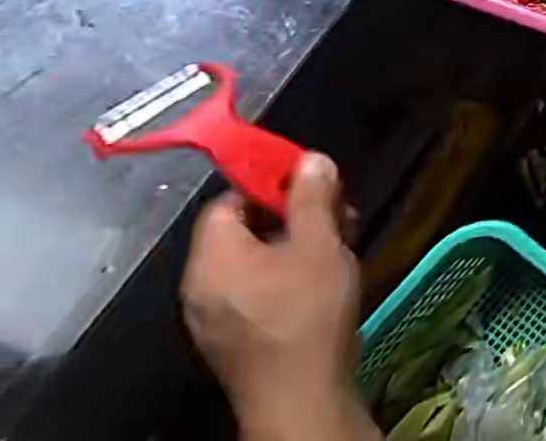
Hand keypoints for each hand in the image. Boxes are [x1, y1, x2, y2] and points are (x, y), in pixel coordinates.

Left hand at [181, 153, 375, 439]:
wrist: (301, 386)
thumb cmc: (310, 308)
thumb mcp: (322, 244)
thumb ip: (314, 200)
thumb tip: (311, 160)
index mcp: (214, 261)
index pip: (227, 204)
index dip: (268, 183)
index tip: (315, 178)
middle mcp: (202, 285)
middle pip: (243, 228)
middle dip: (294, 211)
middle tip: (341, 210)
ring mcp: (216, 310)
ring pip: (256, 254)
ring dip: (300, 238)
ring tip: (343, 239)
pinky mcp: (236, 327)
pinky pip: (258, 280)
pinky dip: (292, 264)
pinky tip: (328, 270)